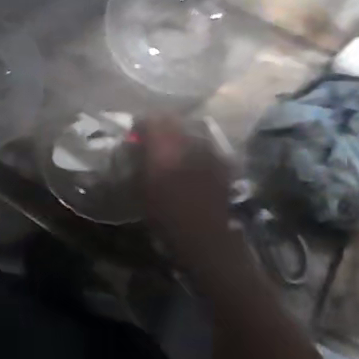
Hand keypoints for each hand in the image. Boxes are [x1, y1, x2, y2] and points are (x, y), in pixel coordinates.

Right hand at [136, 117, 235, 252]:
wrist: (208, 238)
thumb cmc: (168, 221)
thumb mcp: (143, 194)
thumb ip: (139, 165)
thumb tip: (136, 149)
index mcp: (164, 150)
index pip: (151, 121)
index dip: (141, 124)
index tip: (134, 133)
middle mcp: (188, 143)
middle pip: (172, 121)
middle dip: (160, 126)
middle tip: (152, 139)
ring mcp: (209, 150)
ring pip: (190, 130)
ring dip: (179, 136)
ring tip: (174, 151)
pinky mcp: (223, 161)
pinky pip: (205, 145)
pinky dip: (196, 149)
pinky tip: (193, 163)